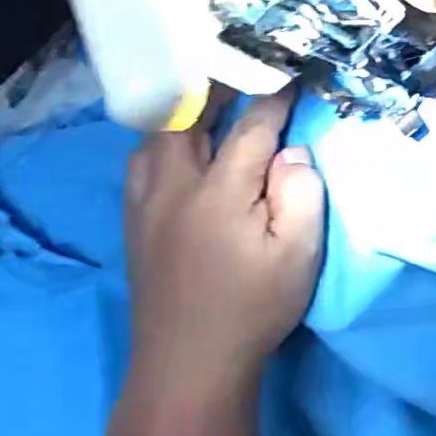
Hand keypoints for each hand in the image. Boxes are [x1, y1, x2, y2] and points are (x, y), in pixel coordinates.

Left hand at [123, 90, 325, 397]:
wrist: (189, 362)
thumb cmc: (255, 305)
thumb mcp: (299, 252)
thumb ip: (301, 193)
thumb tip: (290, 152)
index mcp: (219, 194)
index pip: (249, 129)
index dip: (275, 99)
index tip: (293, 76)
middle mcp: (173, 189)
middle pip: (185, 119)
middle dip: (215, 89)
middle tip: (244, 73)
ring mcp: (146, 205)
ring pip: (154, 138)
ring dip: (183, 112)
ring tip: (212, 102)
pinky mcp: (135, 223)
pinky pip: (142, 162)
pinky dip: (163, 139)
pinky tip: (182, 145)